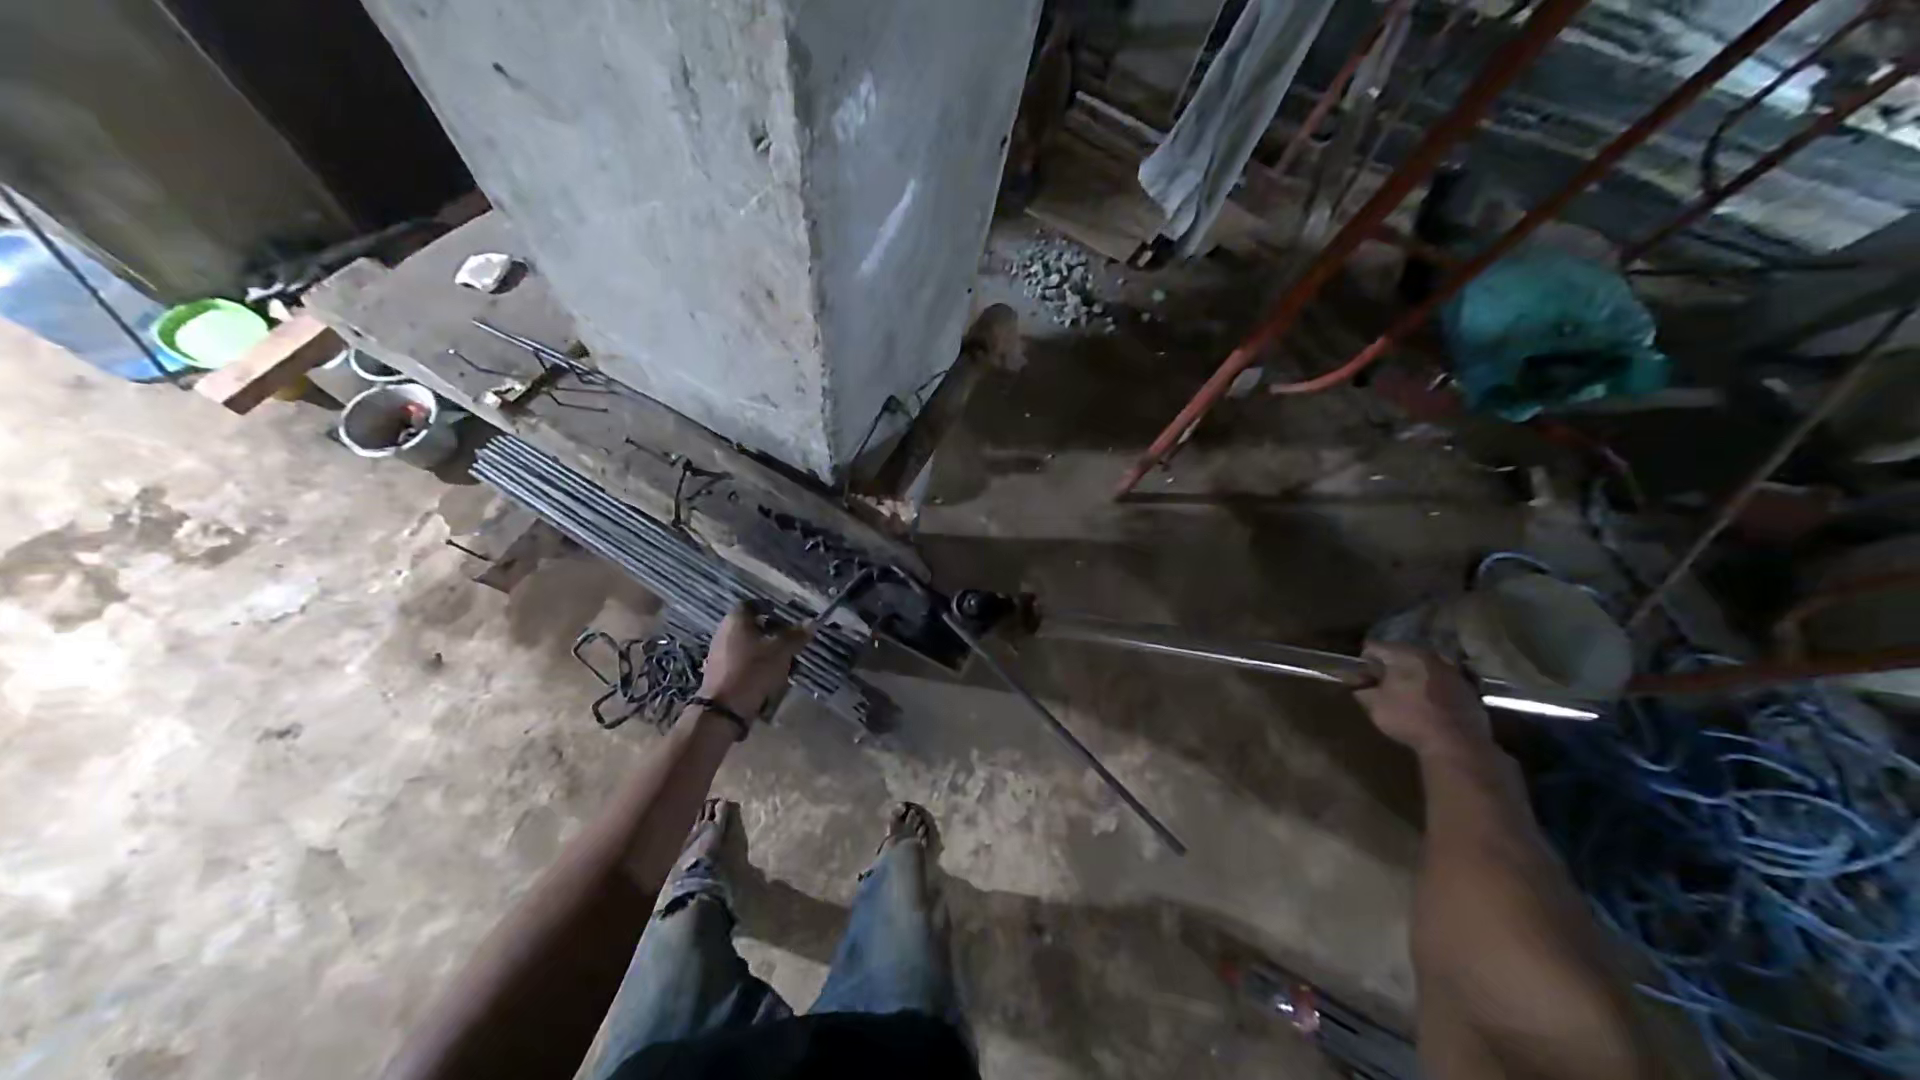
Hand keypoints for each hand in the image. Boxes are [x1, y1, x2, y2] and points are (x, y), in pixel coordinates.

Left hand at [697, 602, 812, 716]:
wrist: (725, 708)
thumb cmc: (754, 670)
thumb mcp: (782, 650)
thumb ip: (796, 635)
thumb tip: (812, 622)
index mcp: (736, 620)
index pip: (753, 604)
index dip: (771, 609)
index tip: (787, 619)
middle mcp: (724, 632)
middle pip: (752, 627)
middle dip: (772, 634)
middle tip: (790, 642)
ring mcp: (719, 654)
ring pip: (748, 646)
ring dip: (766, 652)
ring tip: (785, 664)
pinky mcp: (720, 673)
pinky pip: (743, 663)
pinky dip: (757, 666)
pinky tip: (770, 679)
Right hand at [1354, 643, 1493, 762]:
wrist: (1458, 745)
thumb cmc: (1409, 719)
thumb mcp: (1374, 705)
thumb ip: (1360, 688)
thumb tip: (1352, 681)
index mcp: (1406, 654)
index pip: (1373, 647)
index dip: (1362, 662)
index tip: (1360, 678)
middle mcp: (1432, 656)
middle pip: (1402, 655)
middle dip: (1389, 668)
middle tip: (1381, 688)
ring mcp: (1454, 673)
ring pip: (1424, 669)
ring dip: (1413, 678)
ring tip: (1406, 698)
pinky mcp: (1470, 691)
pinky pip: (1443, 684)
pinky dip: (1432, 691)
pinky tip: (1428, 708)